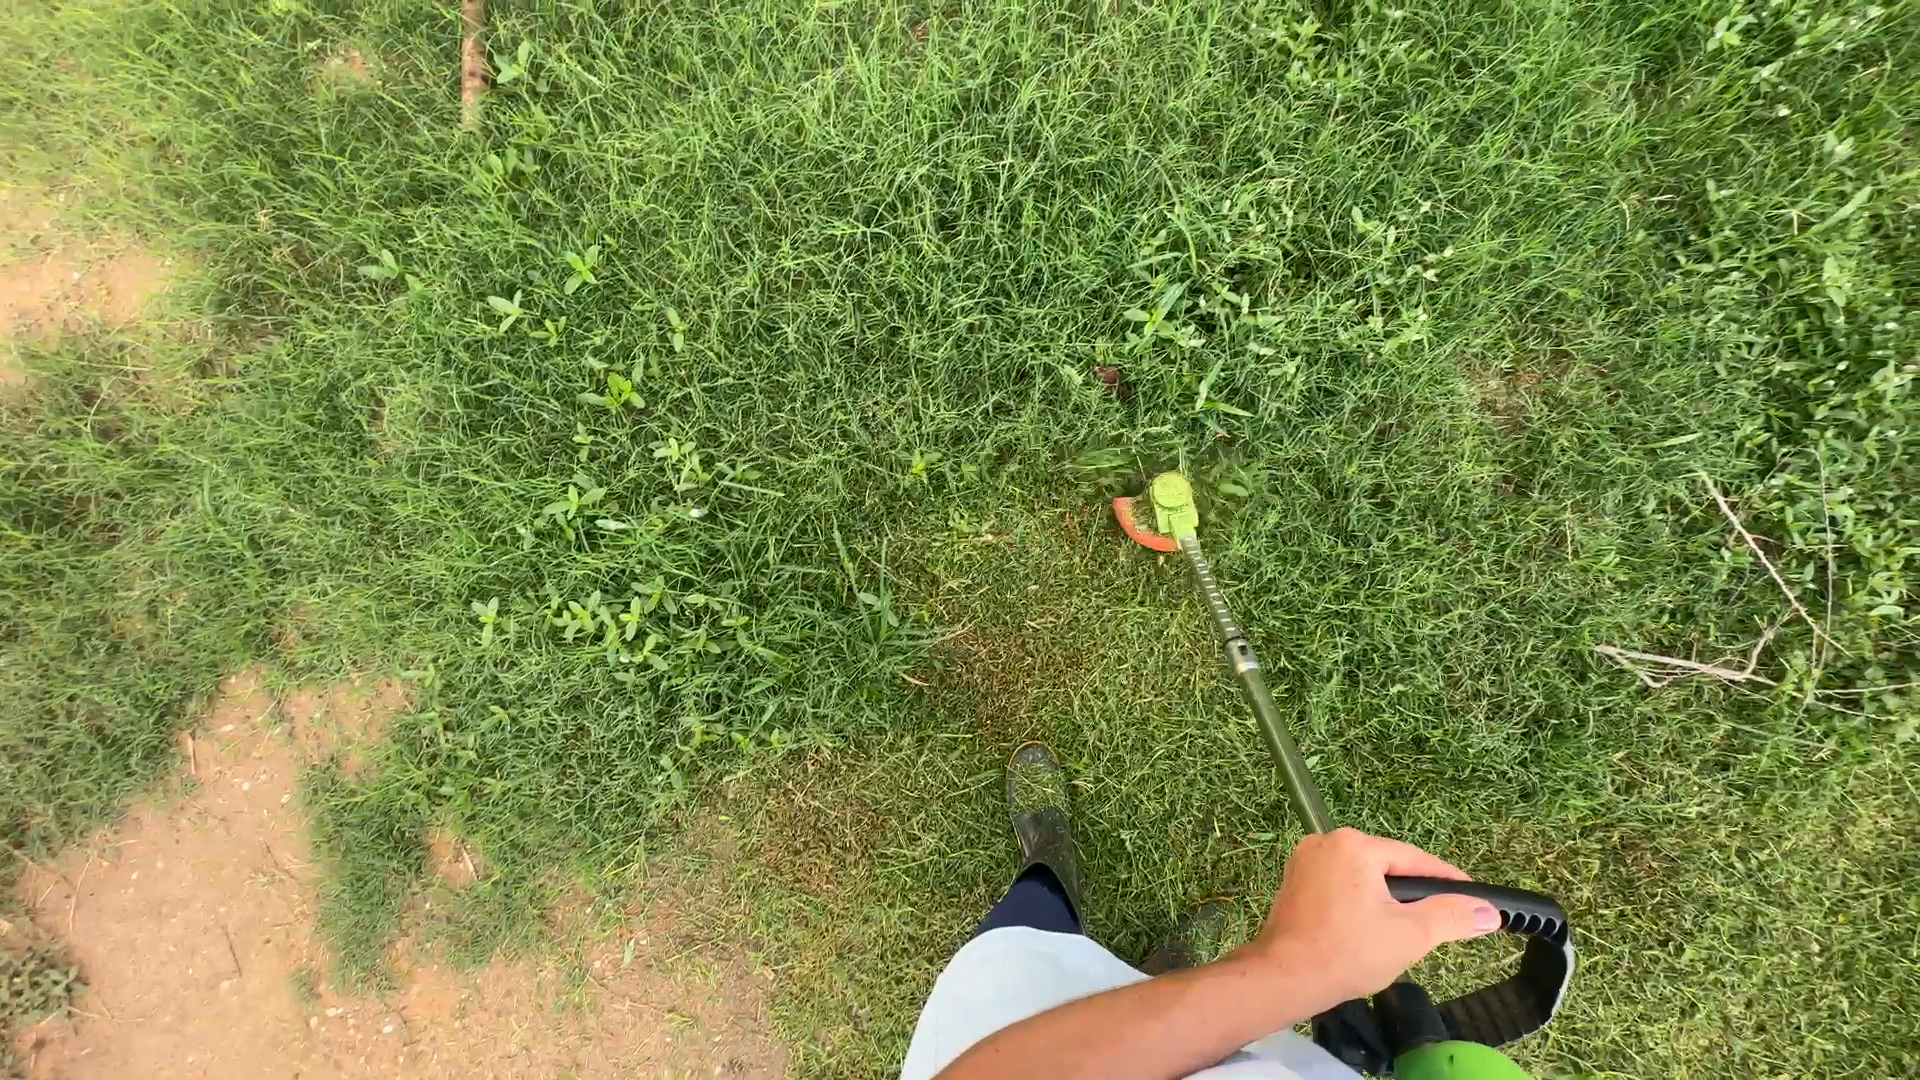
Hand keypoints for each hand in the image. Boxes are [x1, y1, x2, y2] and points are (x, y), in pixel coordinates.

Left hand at [1238, 828, 1501, 1013]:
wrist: (1290, 972)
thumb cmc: (1351, 950)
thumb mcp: (1411, 934)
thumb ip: (1451, 916)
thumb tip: (1488, 910)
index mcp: (1353, 845)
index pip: (1412, 857)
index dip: (1446, 878)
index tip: (1474, 897)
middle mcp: (1325, 841)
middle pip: (1384, 863)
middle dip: (1414, 889)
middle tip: (1444, 917)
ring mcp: (1305, 858)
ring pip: (1361, 873)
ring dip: (1386, 895)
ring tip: (1411, 925)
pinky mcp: (1294, 878)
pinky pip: (1339, 881)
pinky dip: (1359, 898)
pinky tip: (1371, 924)